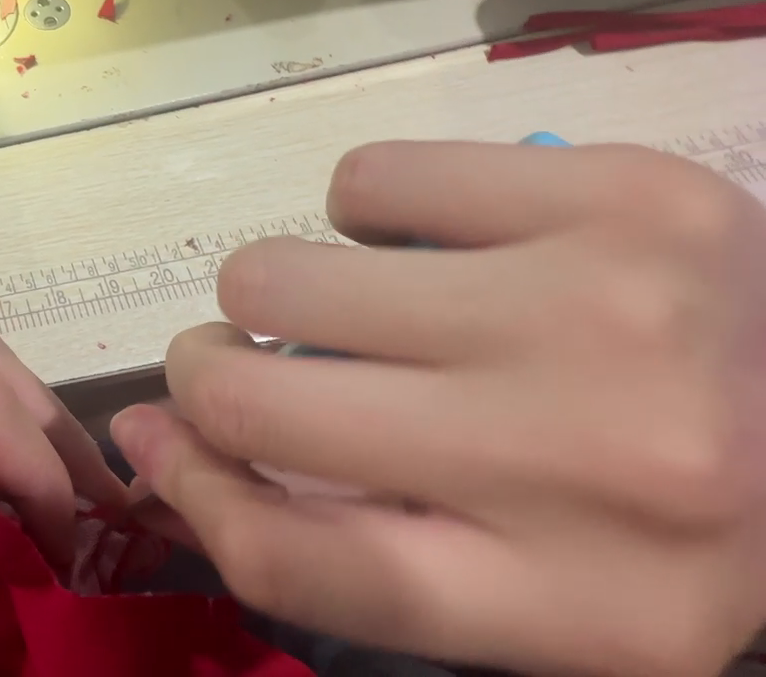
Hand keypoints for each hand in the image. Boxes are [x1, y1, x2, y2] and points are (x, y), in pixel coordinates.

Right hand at [110, 141, 765, 676]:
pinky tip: (442, 241)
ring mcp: (612, 313)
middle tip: (253, 353)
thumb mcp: (502, 573)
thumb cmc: (647, 502)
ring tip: (367, 304)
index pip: (285, 559)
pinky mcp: (622, 193)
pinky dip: (367, 211)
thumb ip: (311, 525)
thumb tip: (142, 429)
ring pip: (272, 275)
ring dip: (280, 290)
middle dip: (209, 364)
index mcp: (577, 611)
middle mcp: (598, 465)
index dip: (186, 490)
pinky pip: (362, 179)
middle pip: (246, 403)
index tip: (159, 438)